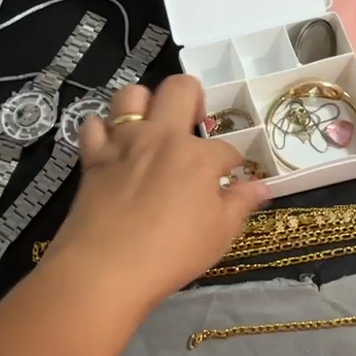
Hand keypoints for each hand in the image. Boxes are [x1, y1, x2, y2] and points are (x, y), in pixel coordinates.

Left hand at [44, 75, 268, 306]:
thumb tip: (262, 186)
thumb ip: (241, 204)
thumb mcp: (220, 234)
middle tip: (193, 122)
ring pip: (131, 94)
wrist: (106, 267)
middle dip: (193, 97)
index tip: (228, 176)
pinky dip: (102, 130)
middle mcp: (162, 137)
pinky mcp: (92, 156)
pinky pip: (93, 125)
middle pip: (180, 88)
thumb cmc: (172, 253)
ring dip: (143, 103)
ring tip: (150, 125)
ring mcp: (123, 142)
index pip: (225, 149)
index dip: (231, 163)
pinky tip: (111, 145)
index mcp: (198, 156)